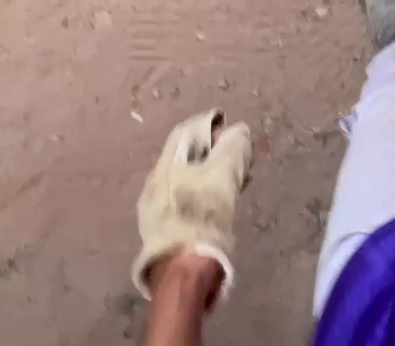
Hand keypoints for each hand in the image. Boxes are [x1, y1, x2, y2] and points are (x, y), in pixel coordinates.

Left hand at [133, 110, 252, 305]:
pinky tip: (219, 202)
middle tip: (237, 153)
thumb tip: (240, 131)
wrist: (184, 272)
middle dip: (213, 150)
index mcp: (165, 166)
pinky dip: (204, 193)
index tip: (229, 123)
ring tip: (235, 178)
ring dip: (211, 173)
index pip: (186, 132)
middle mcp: (154, 184)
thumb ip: (233, 146)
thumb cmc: (203, 217)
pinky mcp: (163, 232)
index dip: (209, 123)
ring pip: (187, 179)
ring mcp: (155, 210)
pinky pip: (185, 200)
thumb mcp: (225, 174)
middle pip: (186, 156)